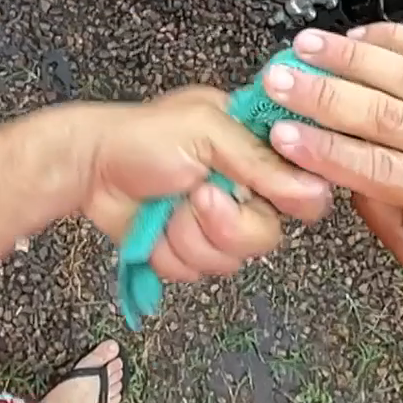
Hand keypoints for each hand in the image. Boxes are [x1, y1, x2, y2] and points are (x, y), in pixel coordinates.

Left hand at [52, 88, 331, 282]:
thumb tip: (313, 189)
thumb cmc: (139, 137)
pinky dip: (170, 252)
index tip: (257, 193)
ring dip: (191, 237)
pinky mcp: (186, 247)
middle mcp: (239, 186)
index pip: (301, 182)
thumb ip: (258, 160)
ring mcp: (213, 220)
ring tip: (168, 208)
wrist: (89, 169)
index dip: (289, 198)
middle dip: (226, 223)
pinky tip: (155, 227)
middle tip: (196, 196)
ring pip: (231, 258)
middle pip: (267, 232)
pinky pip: (197, 271)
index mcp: (250, 146)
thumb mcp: (204, 131)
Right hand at [260, 23, 402, 278]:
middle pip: (385, 113)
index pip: (376, 169)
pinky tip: (357, 32)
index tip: (284, 134)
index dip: (324, 150)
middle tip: (281, 80)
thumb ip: (378, 219)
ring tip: (306, 44)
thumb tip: (335, 173)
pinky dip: (394, 36)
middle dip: (324, 94)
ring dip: (350, 56)